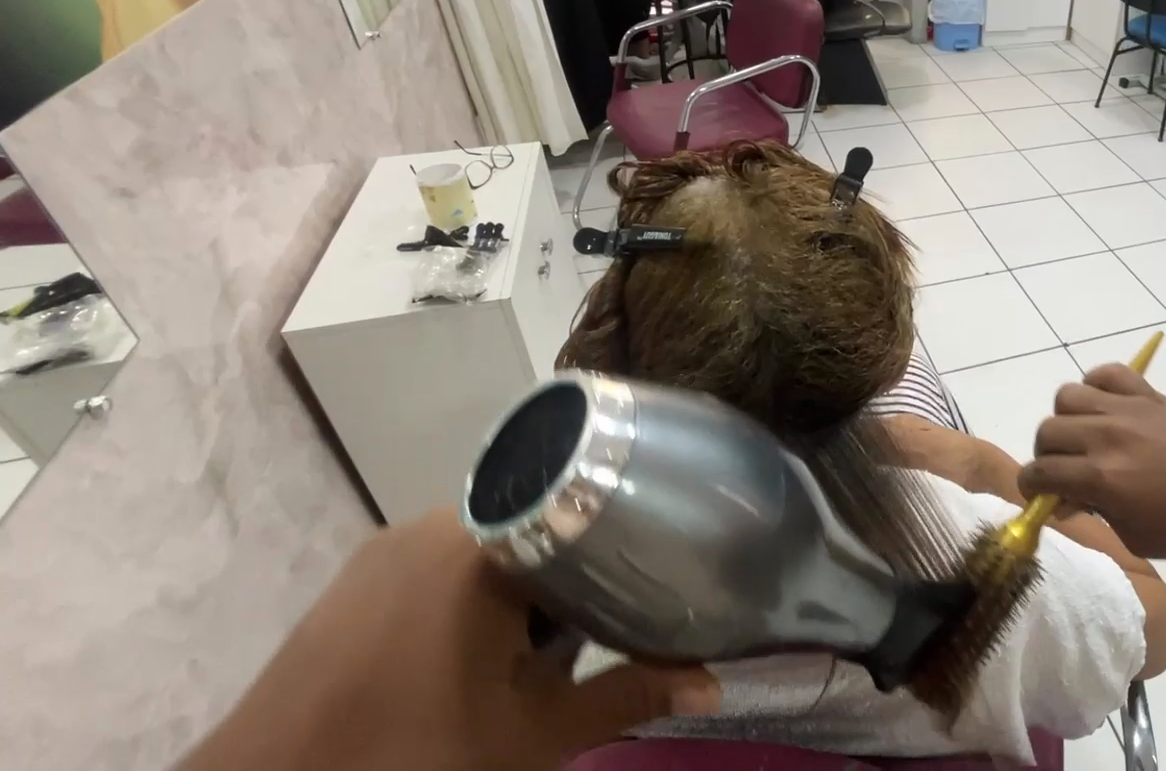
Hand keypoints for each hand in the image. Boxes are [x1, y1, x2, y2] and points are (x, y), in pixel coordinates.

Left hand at [181, 509, 717, 770]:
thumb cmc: (412, 758)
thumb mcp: (535, 734)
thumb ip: (629, 696)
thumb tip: (715, 687)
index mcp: (487, 544)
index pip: (585, 514)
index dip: (618, 551)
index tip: (642, 583)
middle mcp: (438, 521)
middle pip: (538, 527)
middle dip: (565, 581)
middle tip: (578, 643)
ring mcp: (388, 545)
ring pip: (490, 543)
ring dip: (517, 587)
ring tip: (524, 654)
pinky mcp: (354, 573)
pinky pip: (441, 559)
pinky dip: (468, 593)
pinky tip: (461, 654)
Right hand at [1018, 364, 1165, 561]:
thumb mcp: (1139, 537)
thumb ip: (1098, 511)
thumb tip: (1072, 496)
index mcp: (1102, 479)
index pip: (1040, 473)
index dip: (1030, 487)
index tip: (1039, 495)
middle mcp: (1106, 437)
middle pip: (1047, 431)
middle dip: (1047, 455)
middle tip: (1065, 472)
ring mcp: (1128, 409)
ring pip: (1068, 396)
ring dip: (1066, 420)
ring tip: (1085, 438)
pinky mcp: (1149, 394)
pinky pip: (1107, 372)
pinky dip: (1097, 385)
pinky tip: (1107, 407)